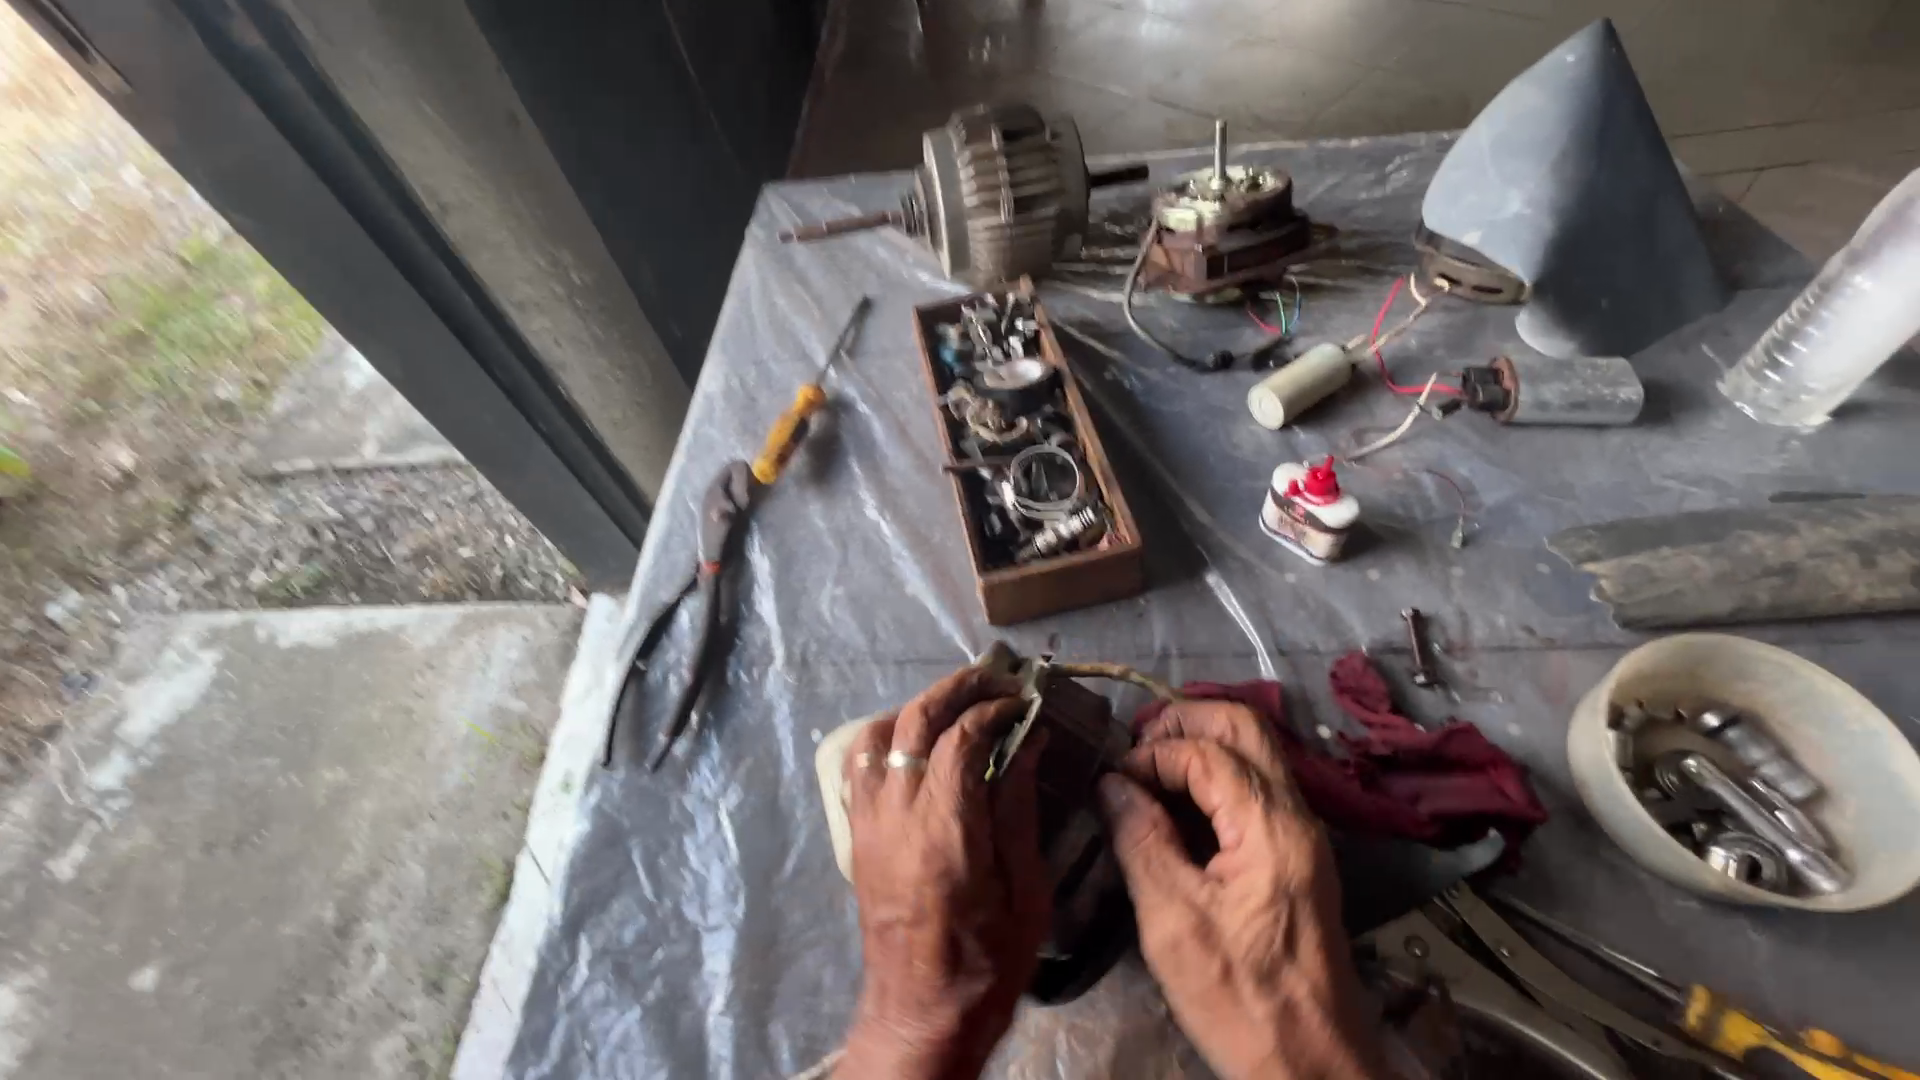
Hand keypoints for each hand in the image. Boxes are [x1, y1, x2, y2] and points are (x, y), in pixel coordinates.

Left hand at [838, 667, 1050, 1079]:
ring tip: (951, 704)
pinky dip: (883, 738)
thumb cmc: (988, 960)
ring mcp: (869, 822)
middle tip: (990, 678)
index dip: (994, 708)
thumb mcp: (1026, 889)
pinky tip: (910, 742)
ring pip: (877, 735)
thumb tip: (1027, 743)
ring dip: (915, 708)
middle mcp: (898, 813)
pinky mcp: (856, 835)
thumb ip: (1020, 809)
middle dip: (955, 688)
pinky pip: (857, 767)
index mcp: (947, 828)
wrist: (920, 1014)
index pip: (962, 736)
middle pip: (914, 720)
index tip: (1021, 703)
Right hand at [1098, 702, 1384, 1079]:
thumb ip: (1141, 839)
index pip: (1207, 752)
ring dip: (1198, 742)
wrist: (1314, 1068)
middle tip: (1135, 745)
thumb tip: (1111, 783)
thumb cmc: (1240, 998)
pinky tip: (1173, 799)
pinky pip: (1253, 784)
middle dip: (1183, 721)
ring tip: (1147, 765)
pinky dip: (1211, 773)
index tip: (1114, 782)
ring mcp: (1301, 832)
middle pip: (1245, 726)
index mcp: (1270, 828)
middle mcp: (1295, 815)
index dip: (1153, 755)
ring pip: (1254, 750)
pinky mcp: (1293, 851)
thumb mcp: (1173, 922)